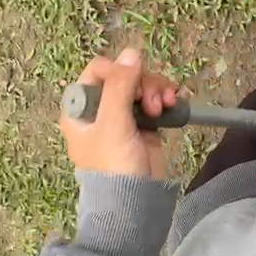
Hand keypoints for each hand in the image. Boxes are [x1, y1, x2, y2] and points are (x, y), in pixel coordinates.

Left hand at [59, 48, 178, 179]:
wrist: (134, 203)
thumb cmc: (114, 165)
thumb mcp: (113, 123)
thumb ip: (121, 86)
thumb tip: (132, 52)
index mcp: (80, 108)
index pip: (99, 70)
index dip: (119, 71)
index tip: (134, 84)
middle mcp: (100, 109)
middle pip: (125, 75)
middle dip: (144, 83)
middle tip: (152, 103)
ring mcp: (123, 117)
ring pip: (143, 85)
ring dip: (158, 90)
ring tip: (165, 106)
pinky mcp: (145, 125)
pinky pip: (155, 100)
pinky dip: (166, 98)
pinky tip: (174, 105)